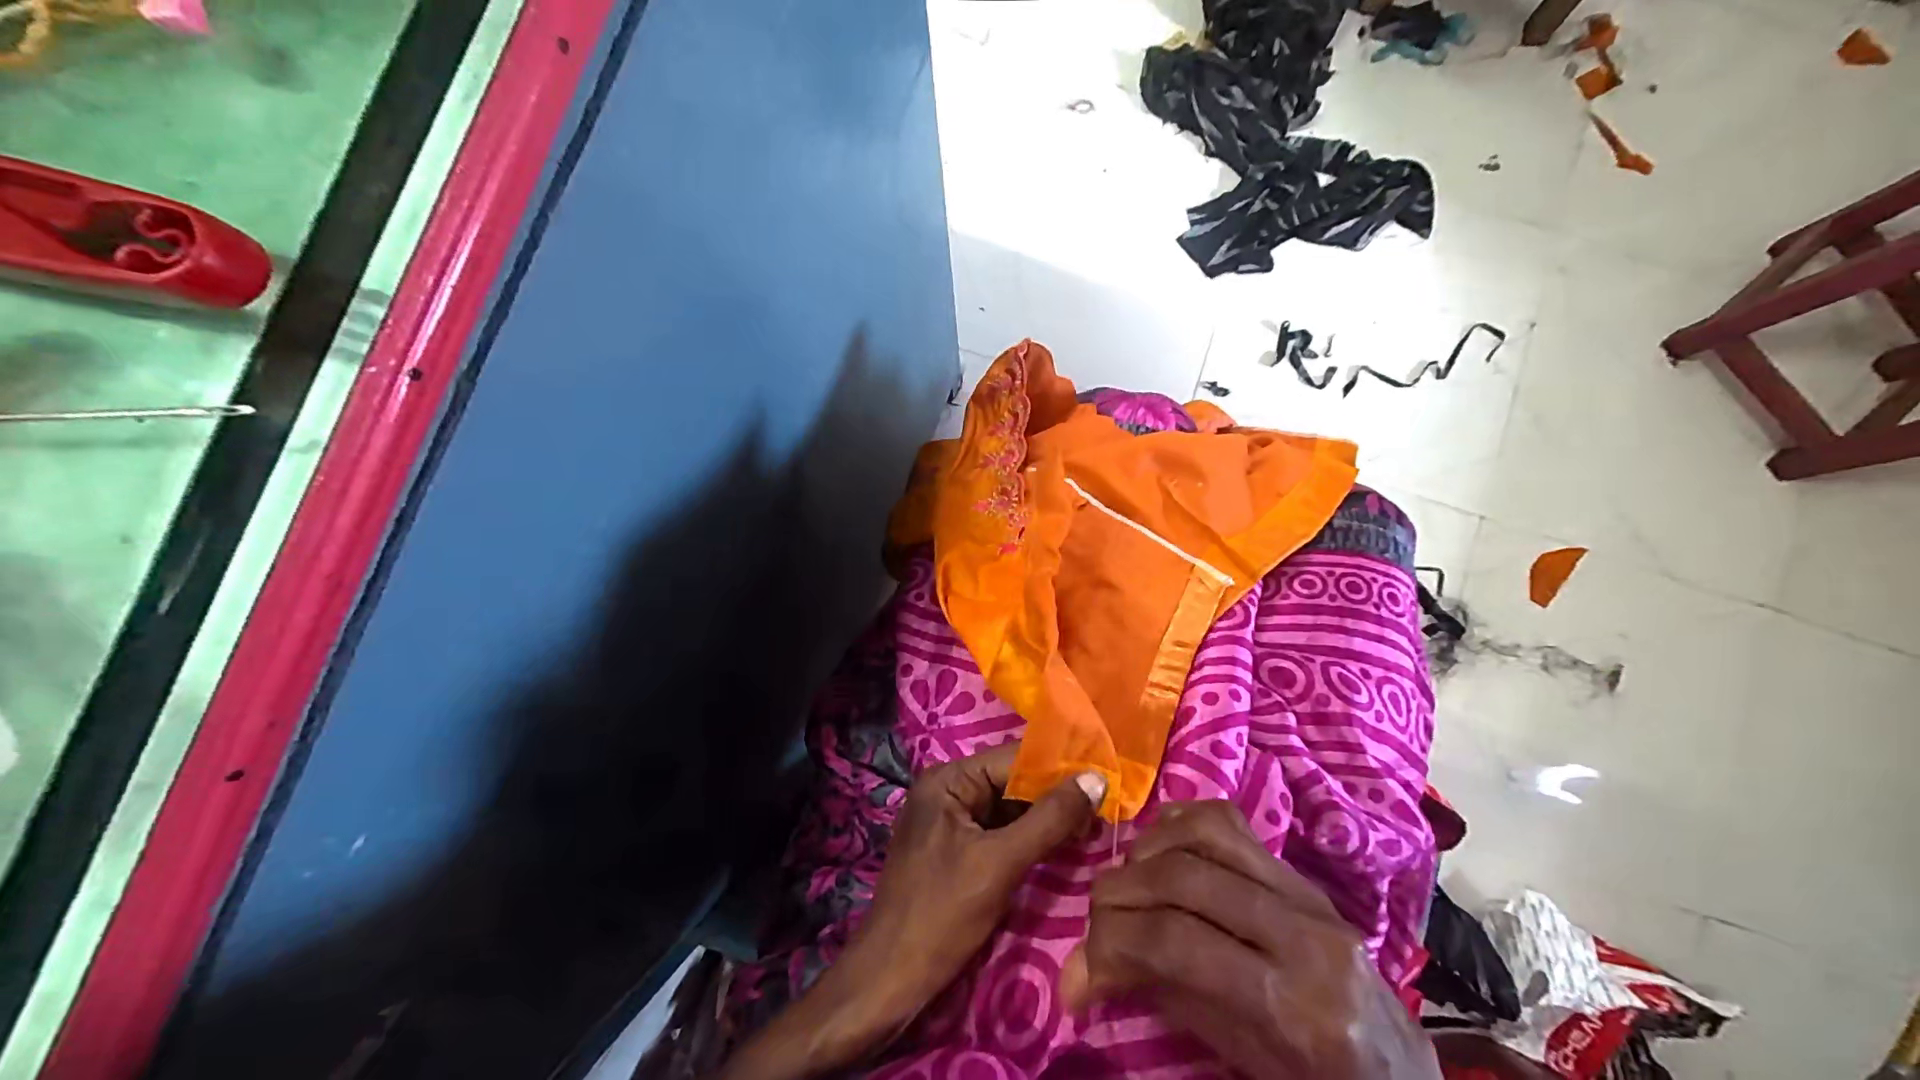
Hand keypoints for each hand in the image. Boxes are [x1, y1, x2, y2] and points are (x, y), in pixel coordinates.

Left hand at [850, 742, 1106, 1018]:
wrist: (889, 980)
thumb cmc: (941, 914)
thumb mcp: (1000, 863)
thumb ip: (1050, 819)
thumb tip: (1097, 779)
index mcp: (947, 780)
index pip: (1013, 759)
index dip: (1059, 769)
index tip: (1105, 780)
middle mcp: (946, 791)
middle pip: (1012, 782)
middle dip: (1055, 797)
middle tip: (1106, 810)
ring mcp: (950, 821)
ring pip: (1009, 810)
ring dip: (1047, 819)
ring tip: (1093, 827)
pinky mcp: (956, 851)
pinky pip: (1000, 833)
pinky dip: (1030, 839)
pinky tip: (1063, 846)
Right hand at [1062, 800, 1439, 1079]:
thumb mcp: (1243, 1064)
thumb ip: (1168, 998)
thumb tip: (1085, 969)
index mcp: (1296, 1008)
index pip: (1178, 943)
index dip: (1110, 947)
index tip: (1075, 977)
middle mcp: (1304, 933)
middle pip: (1182, 879)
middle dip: (1118, 896)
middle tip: (1092, 924)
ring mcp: (1306, 893)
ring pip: (1203, 834)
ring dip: (1145, 853)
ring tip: (1125, 886)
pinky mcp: (1301, 875)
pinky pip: (1228, 823)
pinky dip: (1178, 826)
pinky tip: (1158, 852)